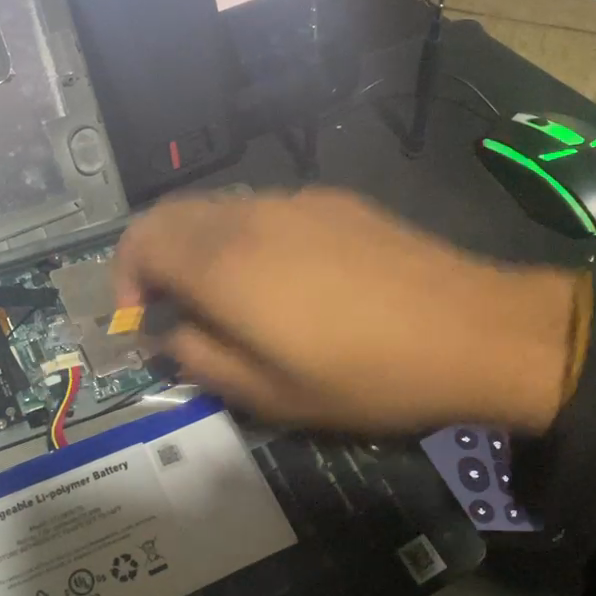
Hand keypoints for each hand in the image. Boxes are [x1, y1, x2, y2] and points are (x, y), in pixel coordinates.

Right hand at [114, 188, 579, 431]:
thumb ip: (199, 359)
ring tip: (231, 300)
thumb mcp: (269, 395)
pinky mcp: (333, 200)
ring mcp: (294, 200)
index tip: (144, 323)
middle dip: (155, 260)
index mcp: (223, 262)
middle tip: (177, 312)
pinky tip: (287, 280)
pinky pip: (264, 209)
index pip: (139, 240)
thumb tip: (167, 333)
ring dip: (200, 247)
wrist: (472, 330)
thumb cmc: (365, 375)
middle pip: (171, 215)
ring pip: (218, 208)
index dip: (124, 280)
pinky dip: (244, 237)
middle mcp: (249, 216)